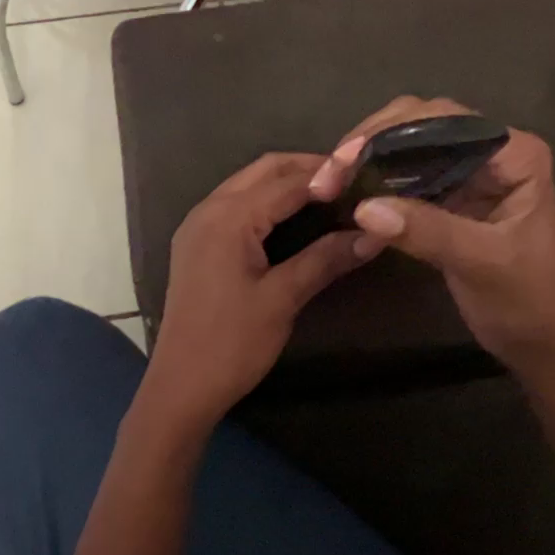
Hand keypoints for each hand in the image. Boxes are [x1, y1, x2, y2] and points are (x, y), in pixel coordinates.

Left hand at [145, 153, 371, 430]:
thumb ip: (325, 259)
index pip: (287, 182)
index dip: (328, 176)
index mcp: (229, 217)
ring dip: (286, 181)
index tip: (367, 174)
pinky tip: (293, 216)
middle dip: (306, 168)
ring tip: (330, 194)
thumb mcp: (283, 299)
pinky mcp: (196, 242)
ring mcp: (198, 224)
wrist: (180, 386)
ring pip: (248, 183)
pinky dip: (266, 199)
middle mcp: (209, 209)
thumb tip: (373, 234)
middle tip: (350, 179)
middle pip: (264, 170)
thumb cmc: (232, 343)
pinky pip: (235, 203)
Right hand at [309, 96, 554, 363]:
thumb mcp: (481, 262)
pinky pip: (402, 173)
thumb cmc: (527, 299)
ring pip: (404, 145)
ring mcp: (466, 169)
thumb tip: (365, 208)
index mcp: (512, 152)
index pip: (443, 120)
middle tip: (329, 174)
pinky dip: (372, 182)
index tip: (346, 158)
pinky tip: (346, 199)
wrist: (540, 343)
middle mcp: (489, 149)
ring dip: (364, 161)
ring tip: (328, 184)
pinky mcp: (447, 193)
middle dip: (369, 142)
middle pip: (417, 123)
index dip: (389, 132)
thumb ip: (428, 231)